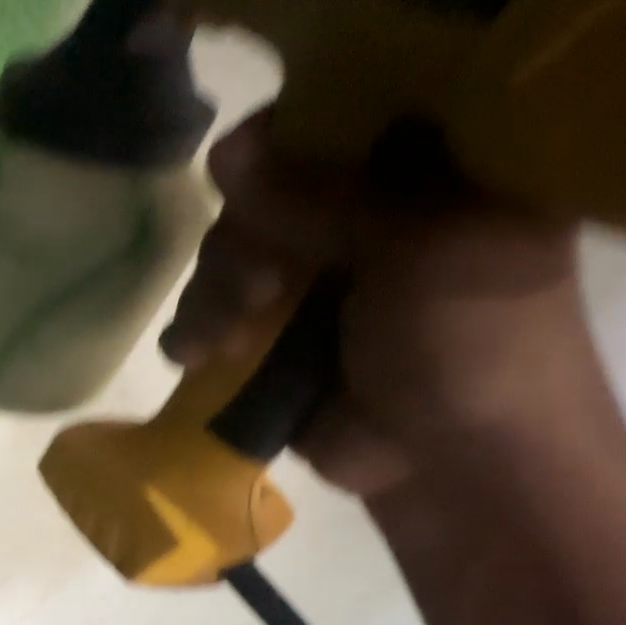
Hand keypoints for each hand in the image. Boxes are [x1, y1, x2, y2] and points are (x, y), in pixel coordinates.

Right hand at [159, 111, 611, 499]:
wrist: (448, 464)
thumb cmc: (469, 346)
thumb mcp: (418, 252)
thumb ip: (323, 199)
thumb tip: (225, 150)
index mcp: (427, 178)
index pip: (337, 124)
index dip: (284, 143)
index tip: (247, 178)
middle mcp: (360, 220)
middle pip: (262, 198)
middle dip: (242, 245)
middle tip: (261, 289)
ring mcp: (307, 282)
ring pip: (222, 260)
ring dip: (211, 298)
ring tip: (225, 341)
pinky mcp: (266, 338)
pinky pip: (202, 318)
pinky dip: (190, 336)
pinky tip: (197, 357)